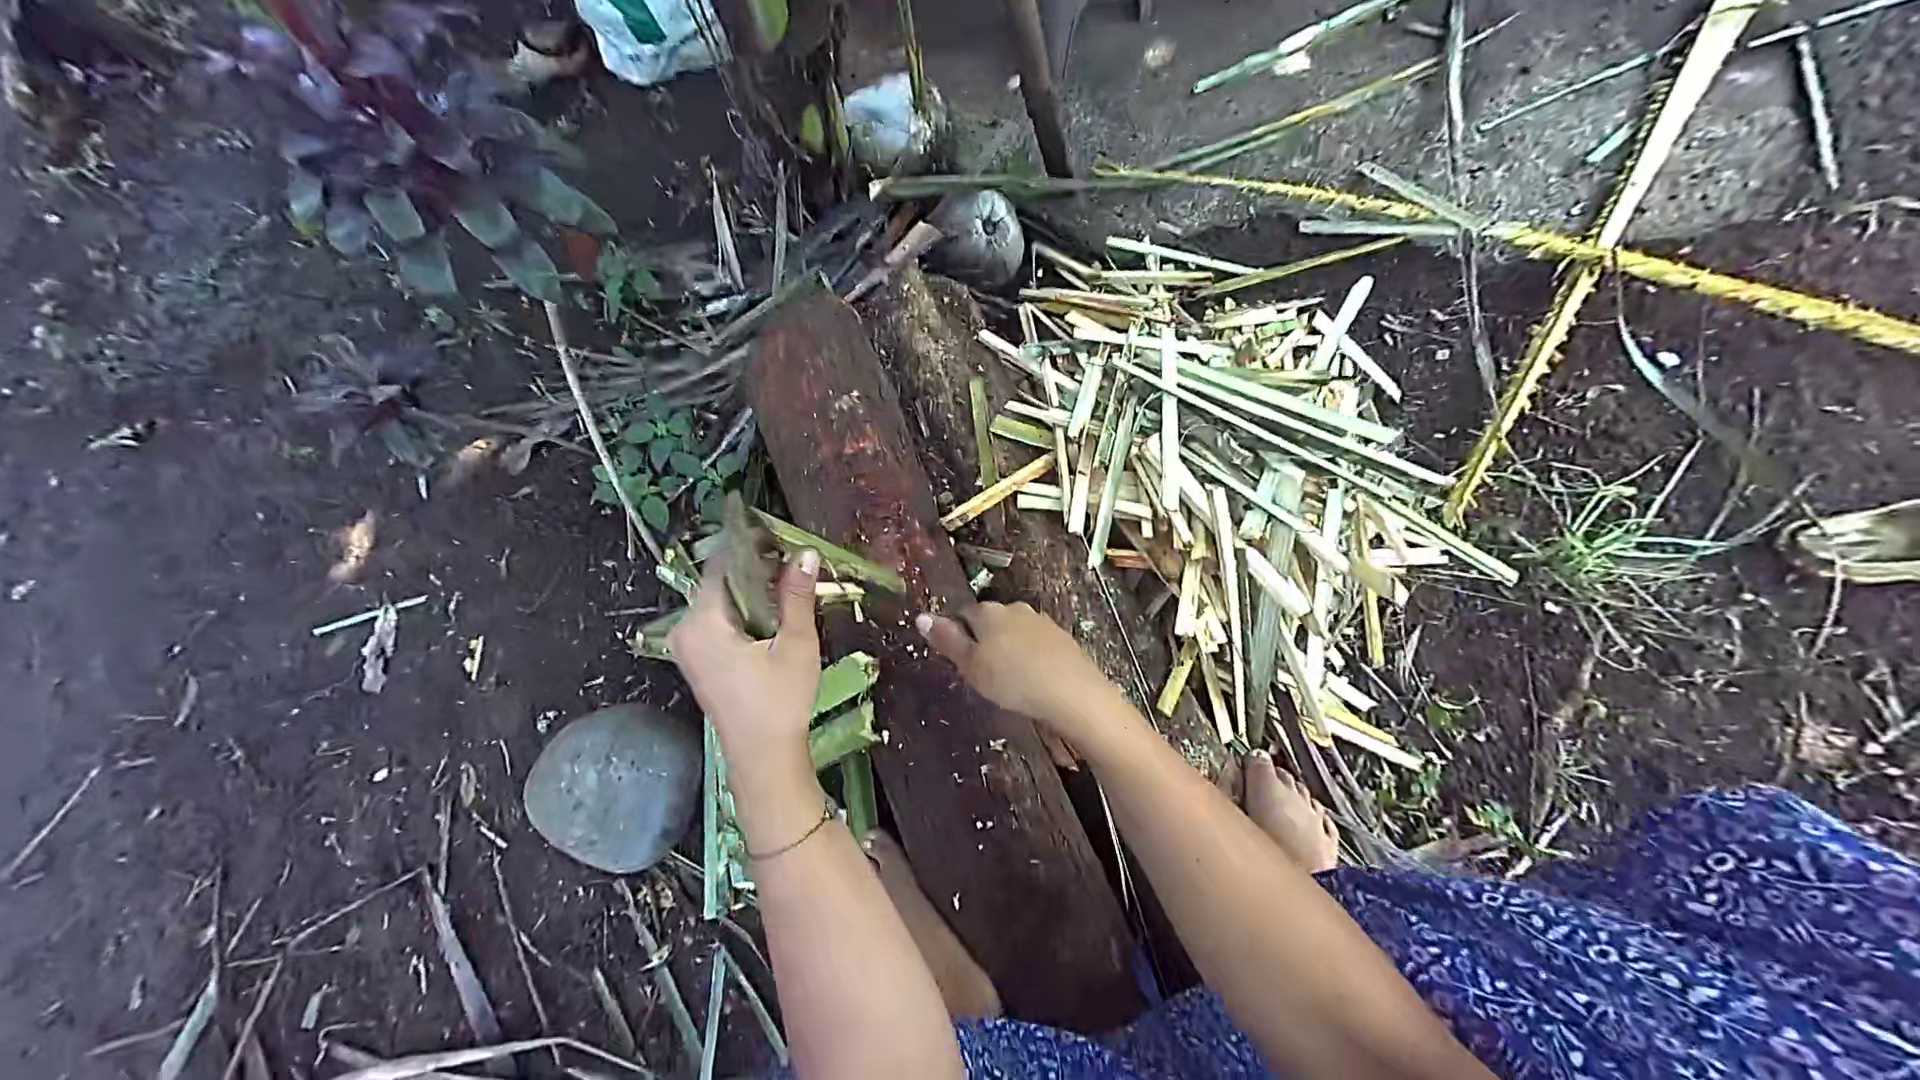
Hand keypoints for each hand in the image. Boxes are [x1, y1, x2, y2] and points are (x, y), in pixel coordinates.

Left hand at [669, 547, 823, 846]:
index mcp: (703, 624)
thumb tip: (806, 553)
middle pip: (720, 582)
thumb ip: (796, 596)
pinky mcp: (697, 659)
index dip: (751, 545)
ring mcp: (688, 647)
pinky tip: (772, 609)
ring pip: (720, 600)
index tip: (780, 533)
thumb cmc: (780, 703)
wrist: (763, 758)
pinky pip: (718, 619)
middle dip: (755, 567)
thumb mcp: (795, 646)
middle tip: (792, 557)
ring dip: (752, 589)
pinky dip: (744, 609)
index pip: (723, 566)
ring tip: (788, 579)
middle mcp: (685, 631)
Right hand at [916, 602, 1114, 733]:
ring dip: (1008, 646)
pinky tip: (1032, 676)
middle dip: (984, 639)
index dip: (958, 634)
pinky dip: (1030, 654)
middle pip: (990, 620)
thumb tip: (922, 616)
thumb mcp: (972, 666)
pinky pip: (1035, 641)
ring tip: (1009, 677)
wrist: (1072, 692)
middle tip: (983, 671)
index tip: (961, 660)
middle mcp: (1014, 608)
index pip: (963, 614)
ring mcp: (1041, 620)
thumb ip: (948, 640)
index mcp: (988, 612)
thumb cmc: (1012, 681)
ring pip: (1014, 630)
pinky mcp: (1061, 636)